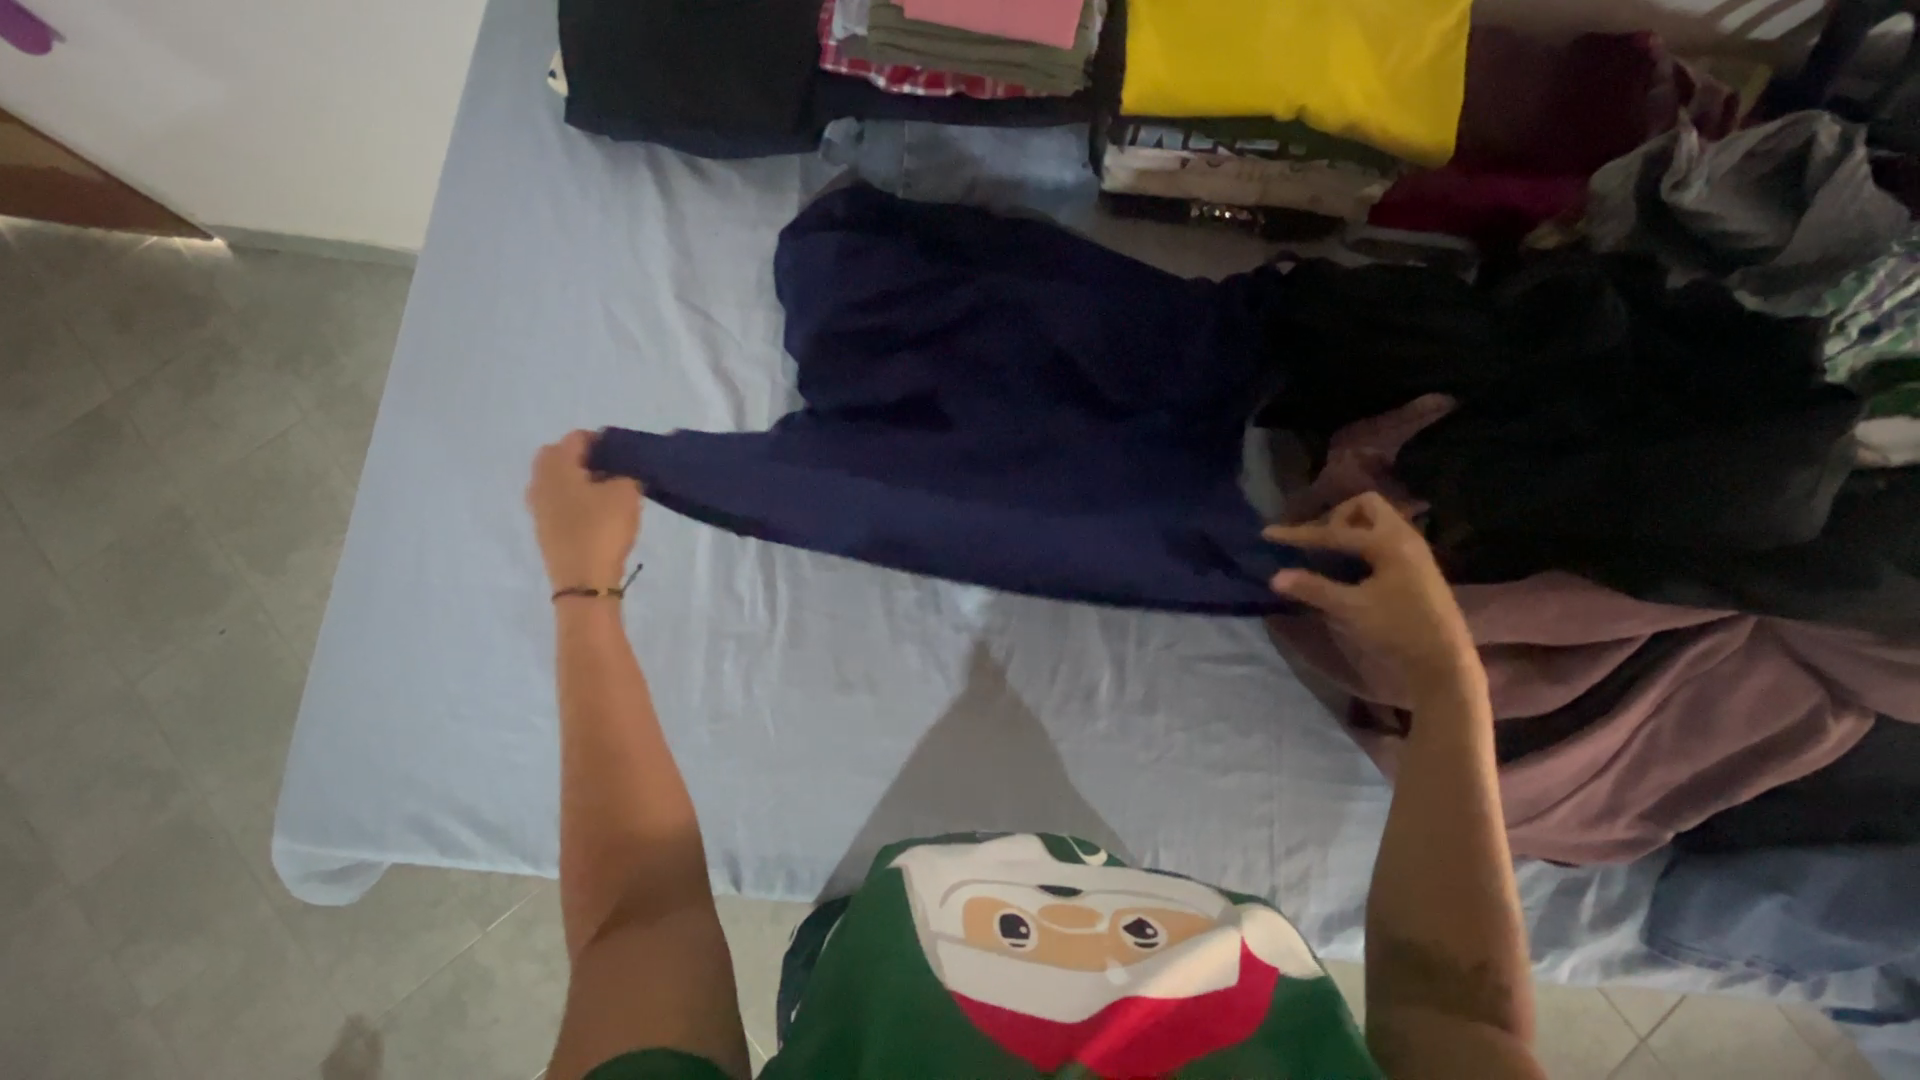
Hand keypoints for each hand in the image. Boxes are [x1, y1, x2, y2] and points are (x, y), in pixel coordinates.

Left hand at [527, 430, 641, 591]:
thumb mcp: (627, 494)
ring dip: (578, 481)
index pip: (577, 438)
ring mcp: (538, 507)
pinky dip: (575, 501)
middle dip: (584, 458)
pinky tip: (597, 514)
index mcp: (556, 466)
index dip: (602, 440)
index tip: (625, 453)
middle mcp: (539, 481)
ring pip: (557, 481)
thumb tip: (623, 471)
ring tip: (607, 493)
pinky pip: (557, 502)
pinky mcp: (544, 528)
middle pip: (559, 457)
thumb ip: (627, 473)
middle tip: (613, 470)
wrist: (583, 581)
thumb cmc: (602, 529)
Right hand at [1265, 493, 1477, 693]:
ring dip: (1350, 531)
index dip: (1298, 534)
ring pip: (1377, 523)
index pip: (1334, 531)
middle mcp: (1405, 539)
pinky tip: (1349, 569)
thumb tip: (1275, 577)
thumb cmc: (1398, 632)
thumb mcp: (1351, 610)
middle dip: (1335, 518)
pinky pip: (1384, 540)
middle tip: (1315, 543)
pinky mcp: (1416, 569)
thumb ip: (1313, 589)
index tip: (1268, 534)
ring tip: (1328, 555)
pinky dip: (1361, 545)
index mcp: (1389, 542)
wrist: (1444, 666)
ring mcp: (1414, 553)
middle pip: (1365, 507)